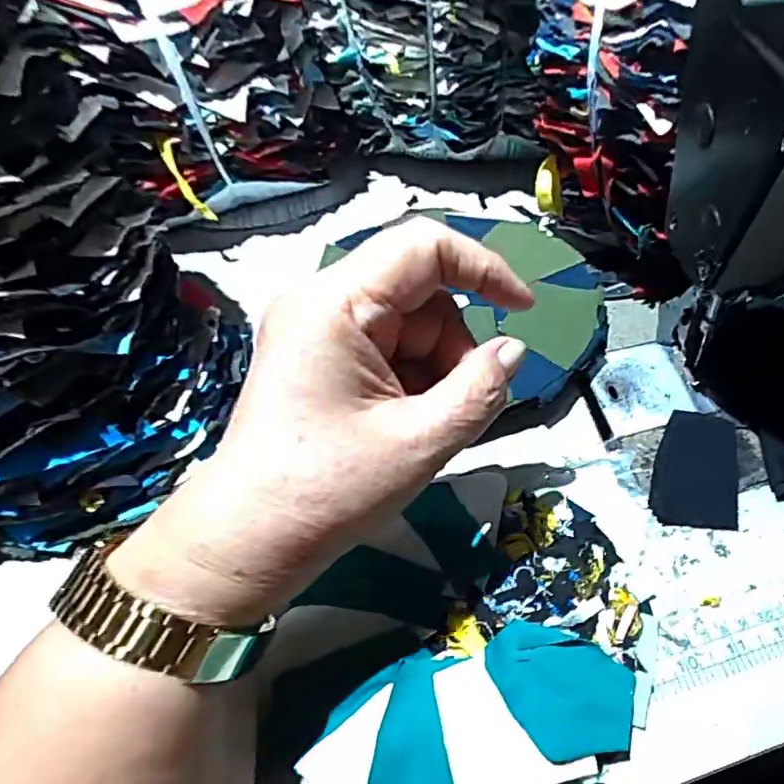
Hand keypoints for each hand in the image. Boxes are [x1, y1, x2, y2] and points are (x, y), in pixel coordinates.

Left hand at [108, 219, 534, 627]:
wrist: (258, 536)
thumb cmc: (330, 488)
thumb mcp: (423, 440)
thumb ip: (482, 389)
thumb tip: (515, 351)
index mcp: (337, 306)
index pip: (425, 247)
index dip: (485, 269)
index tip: (525, 310)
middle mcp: (327, 305)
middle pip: (428, 300)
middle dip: (457, 353)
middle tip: (450, 413)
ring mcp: (327, 332)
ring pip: (421, 331)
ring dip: (442, 376)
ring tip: (423, 429)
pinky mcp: (332, 360)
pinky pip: (402, 354)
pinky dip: (424, 386)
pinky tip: (410, 427)